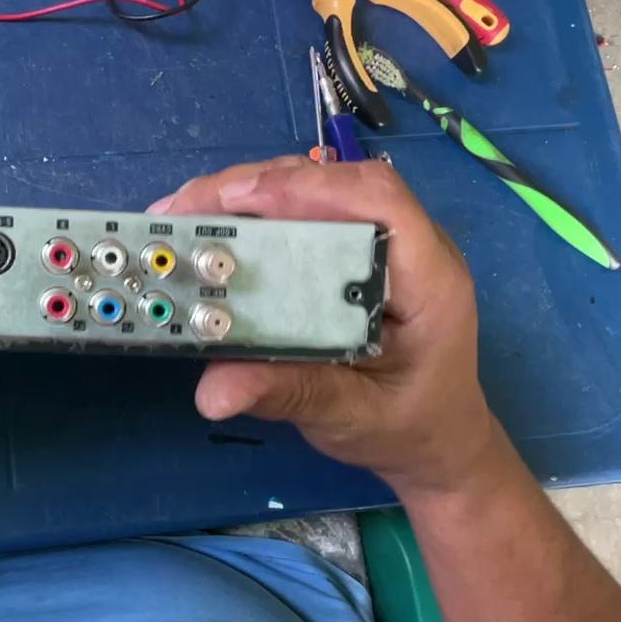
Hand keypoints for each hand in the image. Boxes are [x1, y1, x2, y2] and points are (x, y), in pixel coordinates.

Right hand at [154, 156, 500, 493]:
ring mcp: (380, 244)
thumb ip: (288, 395)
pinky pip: (304, 213)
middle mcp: (409, 246)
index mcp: (428, 280)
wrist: (435, 438)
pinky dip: (255, 213)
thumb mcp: (349, 417)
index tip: (237, 201)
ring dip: (249, 192)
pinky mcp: (351, 252)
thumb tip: (212, 392)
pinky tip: (213, 225)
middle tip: (185, 208)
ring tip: (185, 211)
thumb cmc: (405, 426)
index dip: (309, 189)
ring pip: (317, 189)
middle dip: (257, 185)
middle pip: (339, 183)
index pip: (380, 202)